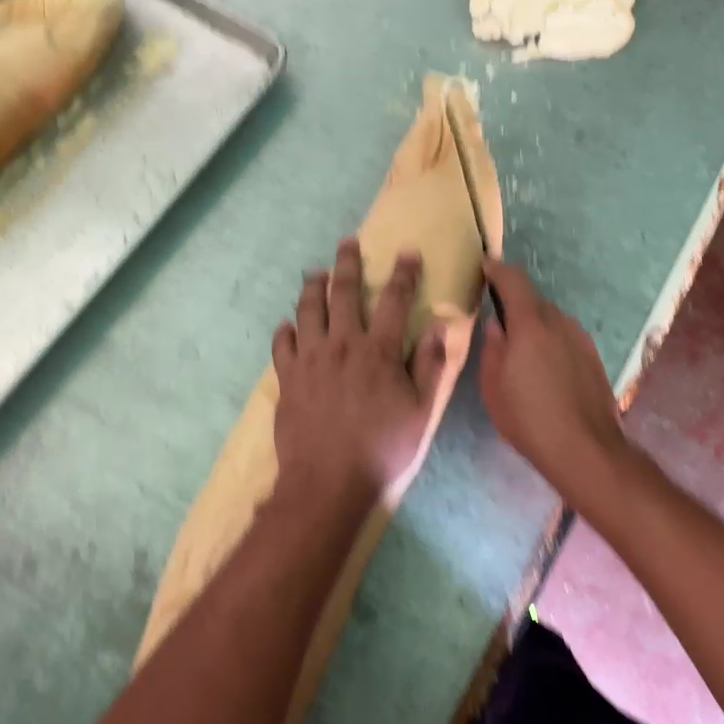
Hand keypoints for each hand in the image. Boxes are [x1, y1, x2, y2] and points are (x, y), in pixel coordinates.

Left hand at [271, 238, 449, 506]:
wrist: (327, 480)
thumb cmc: (382, 448)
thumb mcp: (420, 411)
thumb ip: (430, 365)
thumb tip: (441, 326)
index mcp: (378, 350)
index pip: (396, 300)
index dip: (404, 274)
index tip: (408, 252)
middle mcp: (342, 344)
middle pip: (345, 292)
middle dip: (348, 263)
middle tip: (348, 242)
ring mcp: (310, 359)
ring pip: (308, 310)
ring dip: (313, 287)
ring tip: (316, 272)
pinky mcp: (287, 378)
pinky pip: (282, 344)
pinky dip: (286, 330)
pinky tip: (288, 325)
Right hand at [479, 259, 625, 485]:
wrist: (586, 449)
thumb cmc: (529, 419)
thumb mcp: (493, 387)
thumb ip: (493, 349)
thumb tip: (497, 326)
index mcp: (531, 324)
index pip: (513, 281)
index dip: (497, 269)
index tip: (485, 265)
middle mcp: (560, 323)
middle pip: (533, 302)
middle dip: (514, 307)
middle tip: (497, 326)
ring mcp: (581, 339)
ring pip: (551, 321)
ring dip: (535, 328)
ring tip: (520, 356)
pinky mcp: (594, 358)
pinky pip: (565, 339)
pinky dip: (551, 344)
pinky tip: (543, 372)